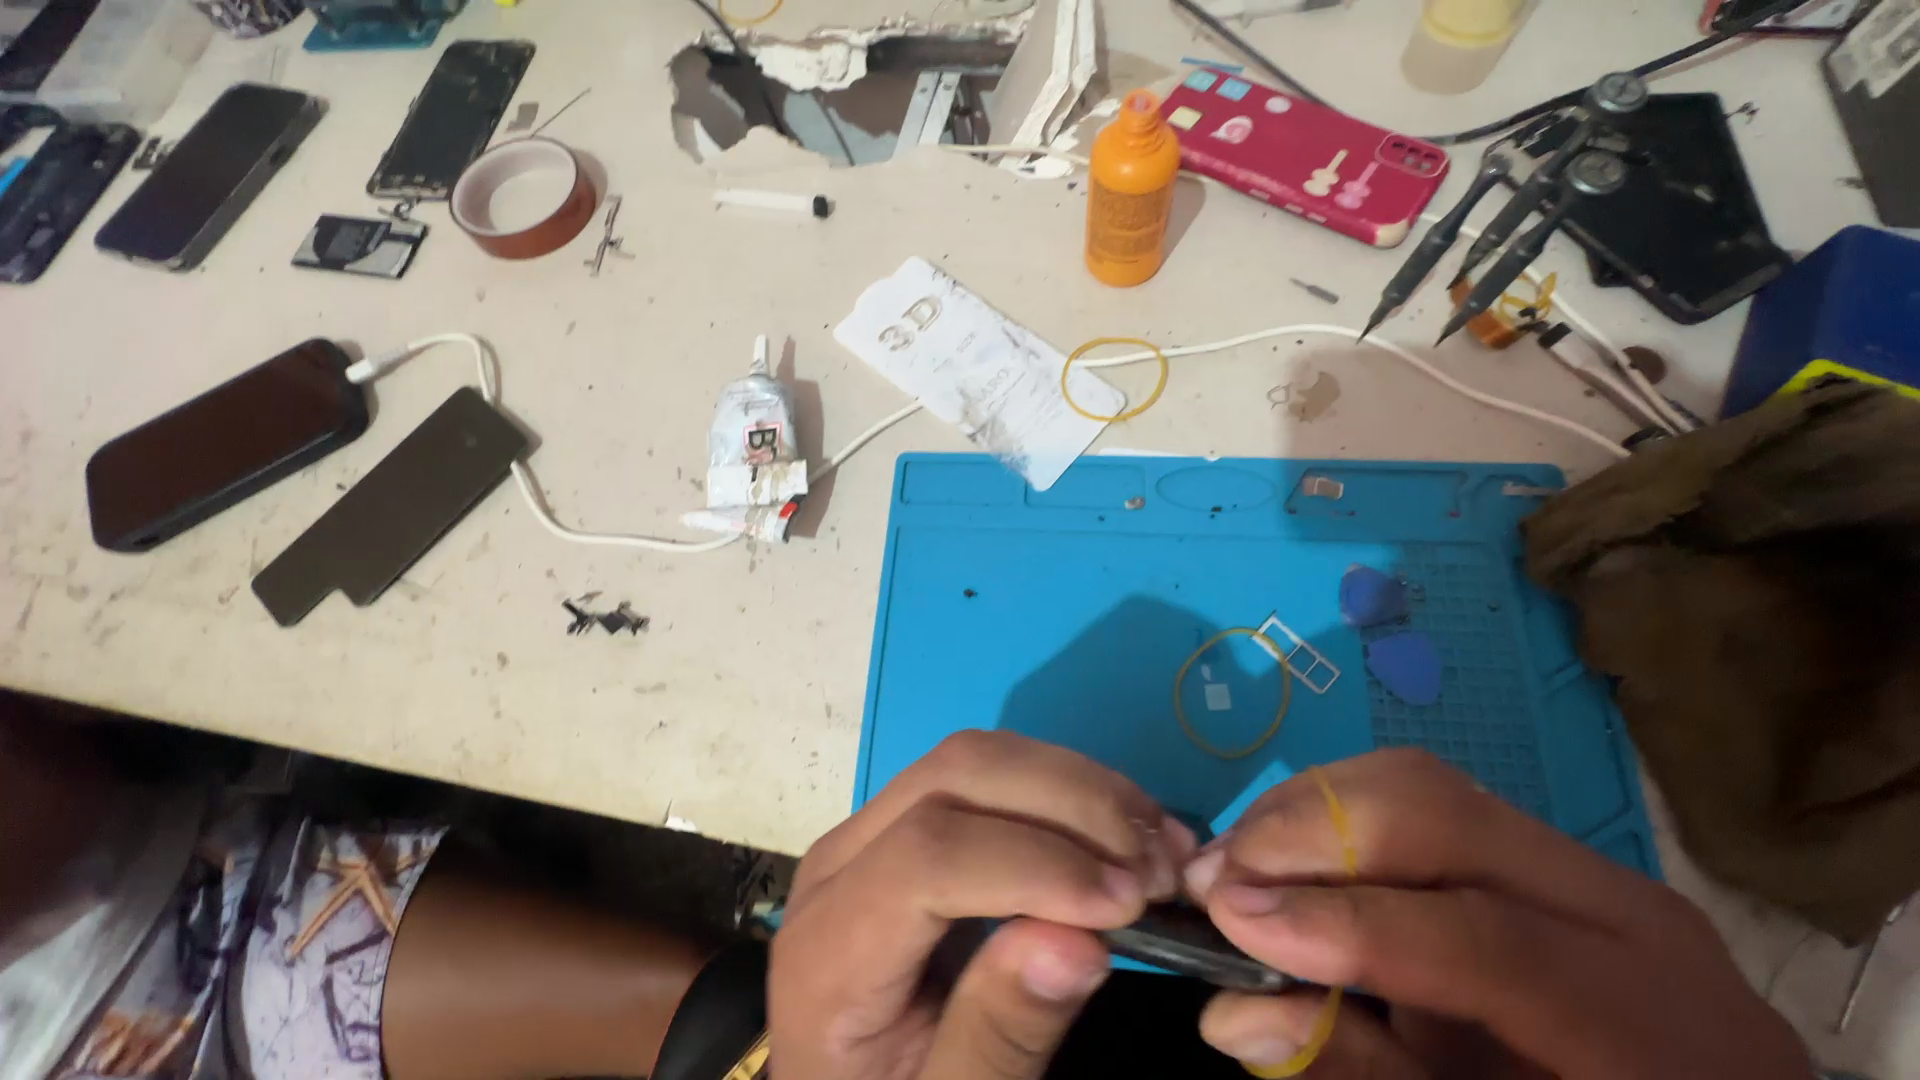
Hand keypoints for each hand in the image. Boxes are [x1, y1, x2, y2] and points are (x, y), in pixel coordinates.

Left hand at [768, 730, 1194, 1079]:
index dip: (1035, 863)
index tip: (1128, 903)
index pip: (926, 856)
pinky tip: (1123, 827)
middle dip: (1073, 804)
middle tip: (1162, 869)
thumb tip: (1077, 941)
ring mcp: (870, 827)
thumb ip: (996, 1036)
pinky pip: (987, 773)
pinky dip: (1066, 788)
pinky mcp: (906, 818)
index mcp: (830, 943)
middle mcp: (841, 858)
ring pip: (978, 757)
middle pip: (956, 777)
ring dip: (1079, 787)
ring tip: (1158, 846)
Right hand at [1182, 749, 1809, 1078]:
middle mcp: (1621, 909)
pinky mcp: (1524, 844)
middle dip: (1305, 830)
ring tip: (1233, 864)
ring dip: (1301, 810)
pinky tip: (1281, 854)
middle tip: (1214, 877)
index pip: (1488, 938)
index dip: (1348, 921)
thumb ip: (1357, 1072)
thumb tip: (1230, 1015)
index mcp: (1648, 1021)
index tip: (1232, 916)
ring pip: (1415, 781)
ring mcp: (1574, 862)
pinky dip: (1325, 812)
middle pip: (1441, 812)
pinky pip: (1411, 794)